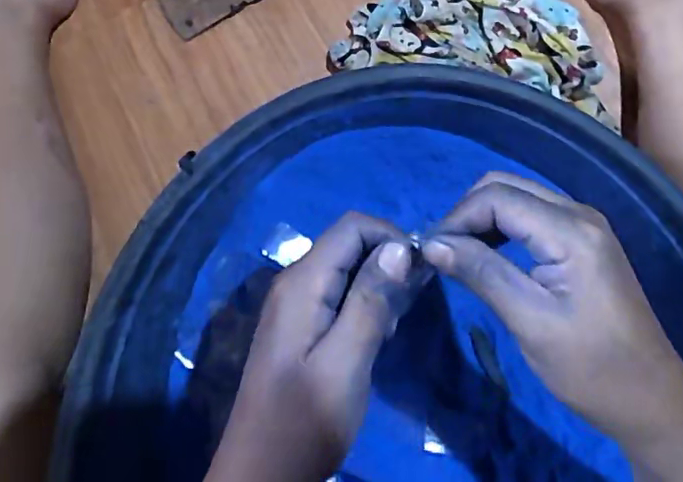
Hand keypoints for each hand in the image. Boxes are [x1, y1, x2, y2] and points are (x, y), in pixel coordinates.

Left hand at [205, 213, 417, 481]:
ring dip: (378, 284)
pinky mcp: (300, 324)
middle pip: (348, 243)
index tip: (422, 272)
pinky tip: (378, 335)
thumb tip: (399, 248)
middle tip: (412, 305)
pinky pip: (337, 293)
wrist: (260, 472)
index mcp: (302, 281)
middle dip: (386, 261)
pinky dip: (364, 303)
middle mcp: (295, 280)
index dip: (390, 236)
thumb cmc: (304, 421)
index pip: (351, 226)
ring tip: (396, 324)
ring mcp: (295, 303)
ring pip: (345, 268)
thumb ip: (370, 303)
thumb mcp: (345, 365)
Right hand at [421, 173, 682, 445]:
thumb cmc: (594, 371)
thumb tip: (432, 244)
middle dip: (467, 212)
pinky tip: (488, 253)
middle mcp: (579, 213)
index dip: (458, 217)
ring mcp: (585, 223)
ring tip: (459, 253)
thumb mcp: (530, 323)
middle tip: (443, 250)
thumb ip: (481, 273)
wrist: (656, 406)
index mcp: (572, 231)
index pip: (496, 198)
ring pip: (516, 195)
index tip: (432, 250)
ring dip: (482, 217)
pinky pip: (531, 212)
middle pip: (504, 186)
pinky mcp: (584, 238)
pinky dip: (502, 225)